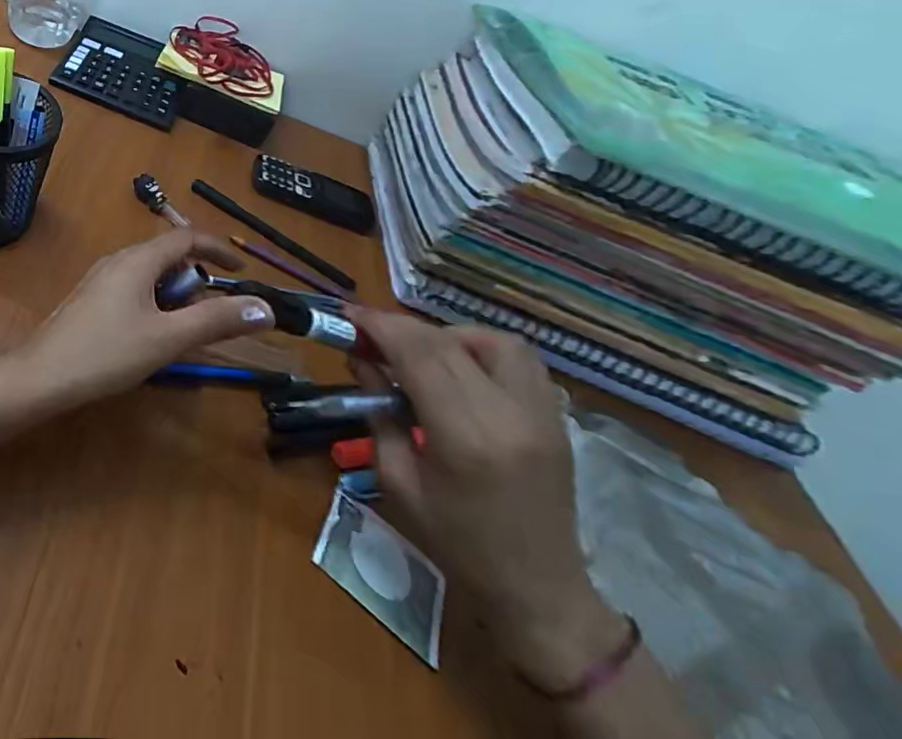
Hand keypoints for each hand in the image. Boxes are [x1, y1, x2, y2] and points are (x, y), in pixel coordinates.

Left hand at [22, 230, 272, 405]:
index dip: (218, 249)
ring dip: (175, 296)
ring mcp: (98, 281)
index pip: (185, 238)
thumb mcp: (168, 338)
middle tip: (214, 313)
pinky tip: (152, 337)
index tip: (243, 270)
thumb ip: (216, 320)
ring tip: (185, 330)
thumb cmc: (107, 352)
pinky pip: (132, 291)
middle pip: (166, 256)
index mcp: (136, 261)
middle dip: (196, 279)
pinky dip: (154, 304)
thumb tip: (264, 307)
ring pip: (149, 276)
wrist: (43, 375)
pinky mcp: (89, 301)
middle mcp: (116, 262)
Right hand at [349, 309, 627, 689]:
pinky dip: (480, 349)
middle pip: (451, 342)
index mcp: (466, 437)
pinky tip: (455, 367)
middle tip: (365, 329)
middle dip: (401, 326)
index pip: (422, 355)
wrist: (536, 586)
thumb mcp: (396, 479)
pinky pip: (519, 361)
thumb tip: (363, 361)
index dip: (380, 326)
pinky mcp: (556, 418)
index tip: (346, 315)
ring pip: (495, 341)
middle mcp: (511, 415)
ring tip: (416, 351)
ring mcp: (543, 414)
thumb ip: (380, 414)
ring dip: (448, 334)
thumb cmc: (453, 540)